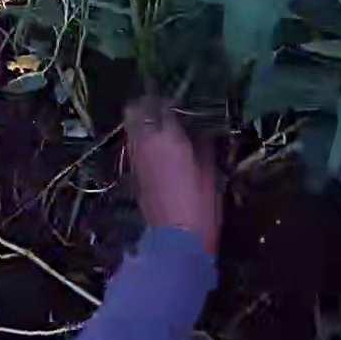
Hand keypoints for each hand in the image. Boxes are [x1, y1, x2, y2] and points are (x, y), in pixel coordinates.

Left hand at [123, 97, 221, 254]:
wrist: (176, 239)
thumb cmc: (200, 205)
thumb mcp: (210, 172)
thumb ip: (204, 144)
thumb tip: (204, 129)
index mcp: (169, 137)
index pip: (164, 105)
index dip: (172, 100)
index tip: (182, 103)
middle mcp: (147, 141)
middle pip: (137, 108)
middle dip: (148, 103)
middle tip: (164, 107)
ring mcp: (136, 154)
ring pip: (130, 123)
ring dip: (141, 117)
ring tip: (158, 122)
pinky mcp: (132, 168)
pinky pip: (132, 141)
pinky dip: (139, 134)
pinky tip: (154, 142)